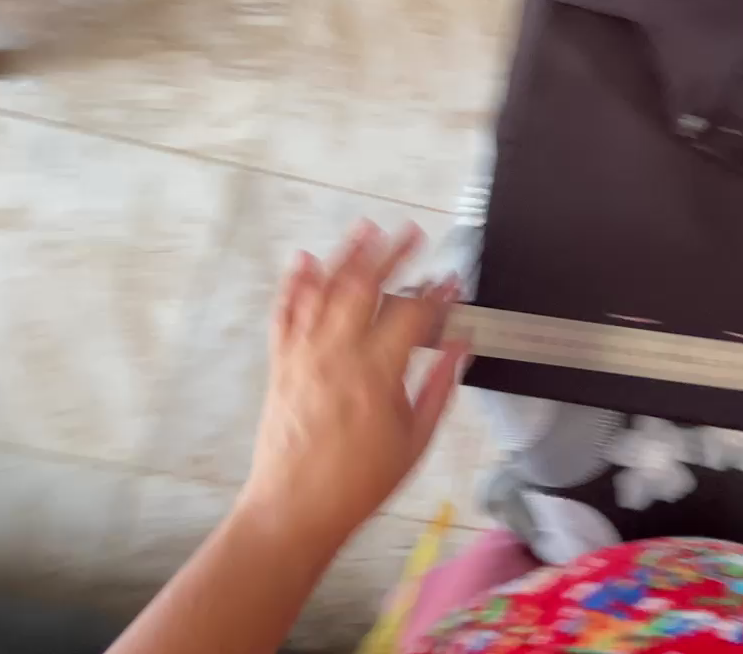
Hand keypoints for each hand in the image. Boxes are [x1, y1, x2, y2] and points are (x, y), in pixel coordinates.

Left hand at [238, 221, 468, 542]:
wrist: (292, 513)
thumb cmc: (357, 483)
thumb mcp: (415, 439)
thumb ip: (440, 385)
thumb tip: (460, 345)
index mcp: (375, 375)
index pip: (411, 315)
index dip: (437, 295)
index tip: (452, 283)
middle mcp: (337, 357)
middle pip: (365, 288)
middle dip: (392, 254)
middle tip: (412, 233)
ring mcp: (304, 358)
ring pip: (325, 292)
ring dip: (347, 256)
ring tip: (366, 228)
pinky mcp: (282, 366)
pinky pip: (286, 316)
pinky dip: (295, 285)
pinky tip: (305, 261)